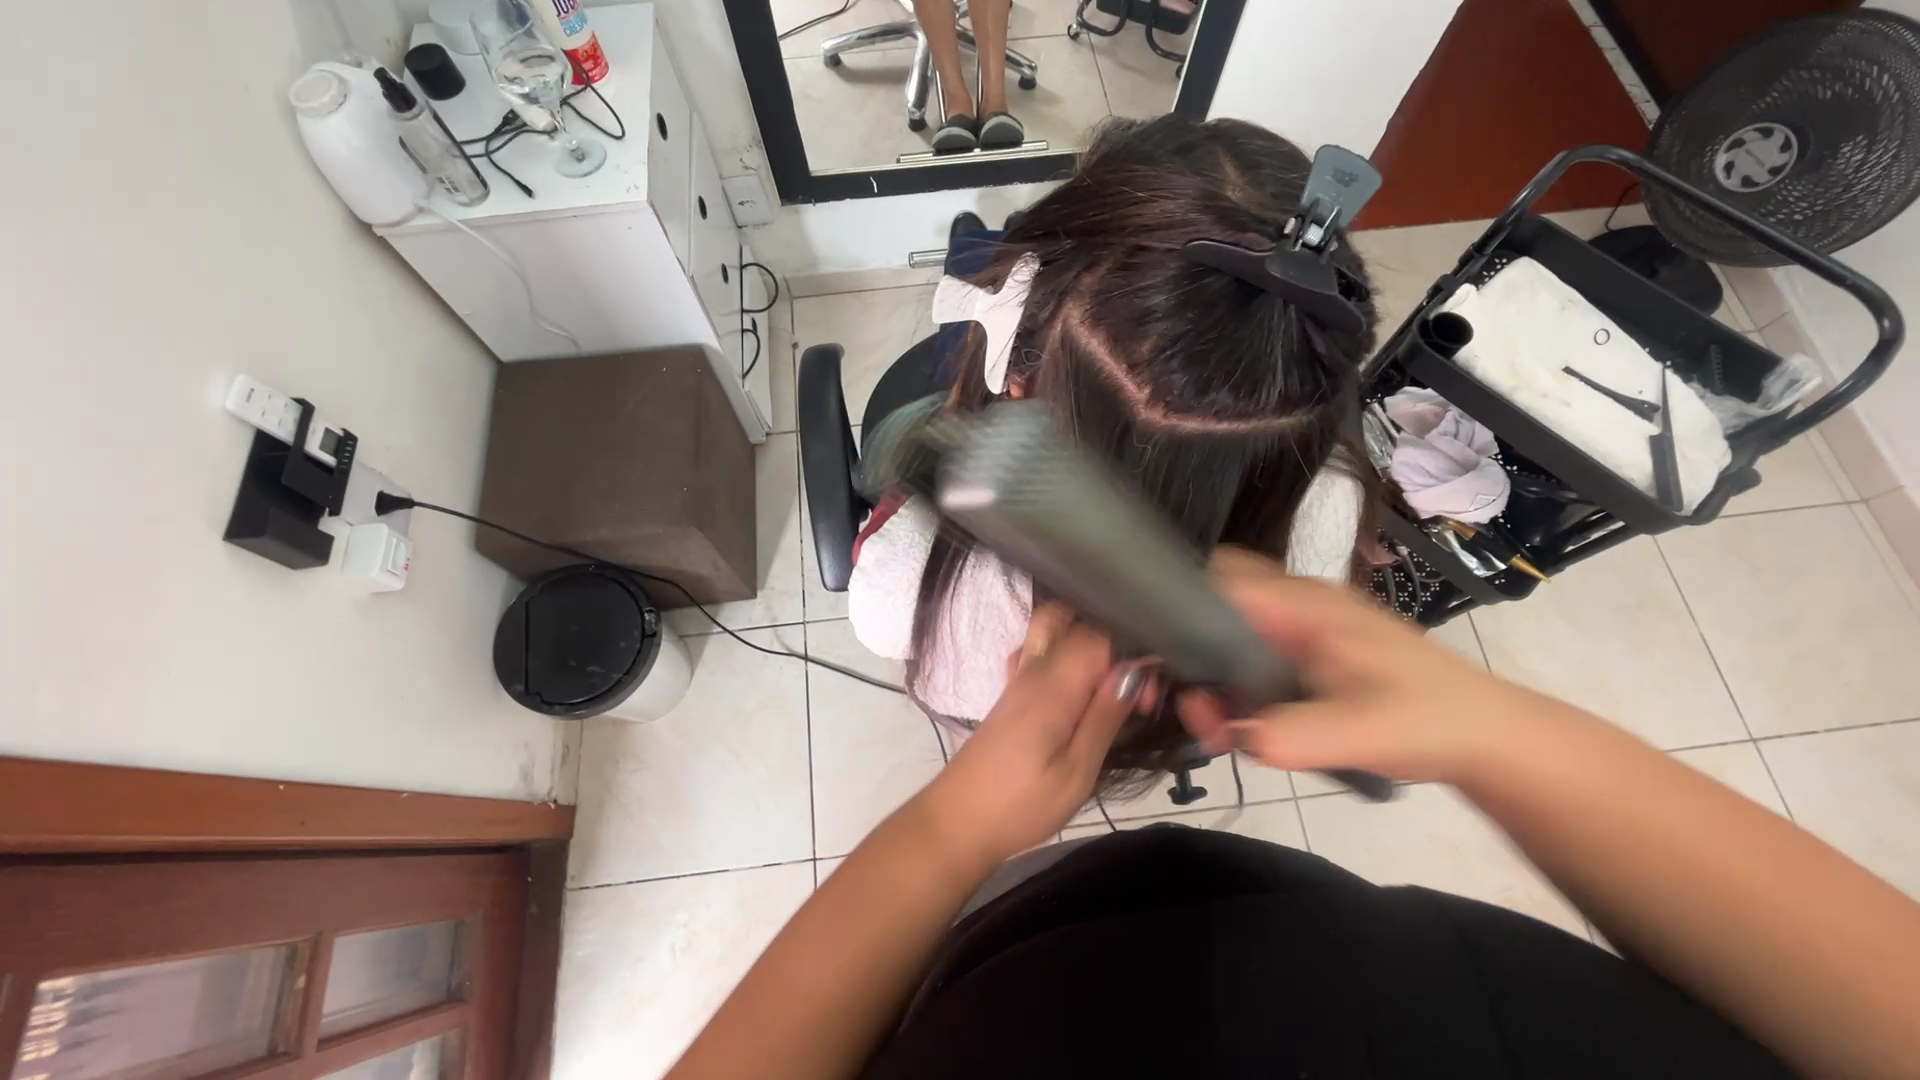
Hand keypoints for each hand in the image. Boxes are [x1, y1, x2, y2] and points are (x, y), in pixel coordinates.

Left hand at [916, 605, 1138, 868]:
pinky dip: (1061, 653)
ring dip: (1085, 641)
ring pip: (1051, 628)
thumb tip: (1138, 669)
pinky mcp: (1010, 694)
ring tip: (1108, 683)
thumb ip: (1106, 716)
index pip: (1101, 635)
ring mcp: (1017, 678)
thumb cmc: (1021, 804)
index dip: (1134, 657)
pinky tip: (1076, 687)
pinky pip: (1036, 651)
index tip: (1146, 702)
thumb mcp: (1076, 771)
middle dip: (1112, 640)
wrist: (958, 821)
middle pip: (1074, 620)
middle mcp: (1033, 668)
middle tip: (1128, 687)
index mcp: (1054, 684)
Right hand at [1179, 548, 1556, 784]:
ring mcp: (1303, 629)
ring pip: (1230, 633)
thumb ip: (1293, 735)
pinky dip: (1234, 684)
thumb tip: (1232, 736)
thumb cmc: (1428, 721)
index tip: (1164, 662)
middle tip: (1192, 705)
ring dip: (1211, 676)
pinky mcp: (1309, 654)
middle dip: (1189, 650)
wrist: (1485, 737)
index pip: (1222, 578)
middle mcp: (1298, 606)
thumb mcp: (1361, 733)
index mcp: (1306, 605)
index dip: (1182, 610)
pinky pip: (1251, 655)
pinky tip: (1243, 723)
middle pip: (1216, 604)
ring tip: (1217, 728)